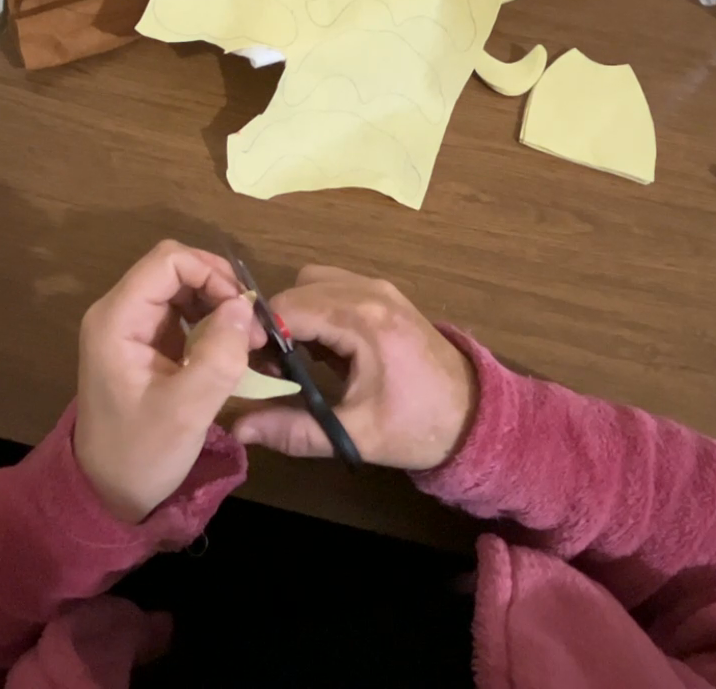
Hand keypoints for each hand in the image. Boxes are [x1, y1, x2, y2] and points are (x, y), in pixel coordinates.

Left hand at [74, 240, 265, 522]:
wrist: (107, 493)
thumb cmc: (140, 455)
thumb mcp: (186, 412)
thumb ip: (218, 357)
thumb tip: (244, 307)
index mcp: (117, 320)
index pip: (168, 261)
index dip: (210, 273)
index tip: (242, 310)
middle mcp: (120, 312)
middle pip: (175, 269)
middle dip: (219, 287)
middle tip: (253, 326)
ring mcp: (132, 327)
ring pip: (182, 288)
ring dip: (219, 304)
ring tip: (249, 339)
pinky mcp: (146, 343)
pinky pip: (183, 312)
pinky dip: (212, 321)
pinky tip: (233, 347)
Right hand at [231, 265, 475, 470]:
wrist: (475, 416)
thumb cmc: (417, 426)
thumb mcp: (355, 434)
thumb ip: (295, 431)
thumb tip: (239, 429)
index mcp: (363, 320)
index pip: (290, 307)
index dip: (261, 332)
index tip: (246, 363)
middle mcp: (369, 292)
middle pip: (298, 288)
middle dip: (276, 323)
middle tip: (269, 365)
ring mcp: (378, 288)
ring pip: (314, 281)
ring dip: (297, 312)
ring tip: (295, 357)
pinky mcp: (383, 293)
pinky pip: (334, 285)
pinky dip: (318, 308)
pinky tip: (322, 348)